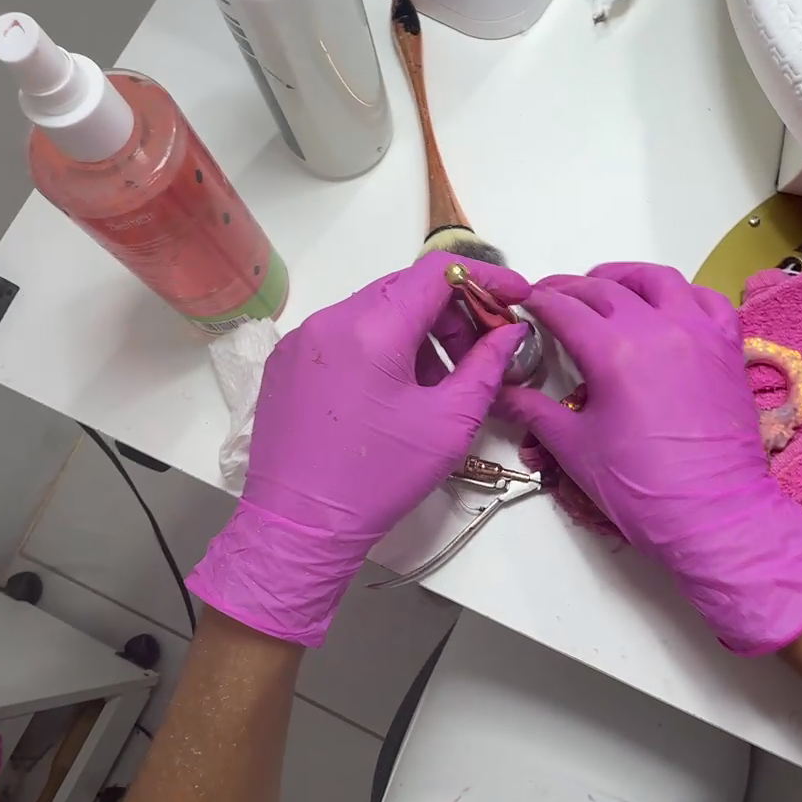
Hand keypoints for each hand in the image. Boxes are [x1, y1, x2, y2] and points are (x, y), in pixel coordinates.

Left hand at [187, 254, 530, 644]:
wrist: (299, 528)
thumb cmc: (379, 479)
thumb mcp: (448, 425)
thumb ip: (486, 368)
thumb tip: (511, 332)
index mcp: (370, 329)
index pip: (438, 273)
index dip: (485, 278)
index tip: (515, 298)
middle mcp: (329, 320)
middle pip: (406, 289)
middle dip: (452, 314)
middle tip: (479, 355)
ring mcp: (302, 340)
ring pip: (375, 312)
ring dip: (417, 335)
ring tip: (435, 386)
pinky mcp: (287, 363)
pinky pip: (345, 336)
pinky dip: (381, 349)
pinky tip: (393, 393)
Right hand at [499, 263, 801, 654]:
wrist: (713, 516)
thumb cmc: (638, 487)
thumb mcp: (573, 450)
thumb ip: (533, 412)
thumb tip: (500, 393)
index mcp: (614, 352)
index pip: (565, 309)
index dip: (538, 301)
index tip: (522, 302)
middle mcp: (658, 328)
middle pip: (606, 289)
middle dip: (572, 288)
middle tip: (552, 297)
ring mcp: (699, 333)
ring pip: (659, 280)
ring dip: (624, 277)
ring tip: (605, 286)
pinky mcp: (728, 348)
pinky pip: (706, 300)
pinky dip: (681, 293)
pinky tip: (667, 306)